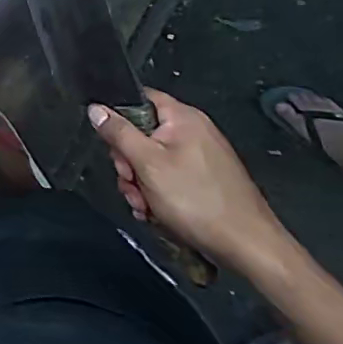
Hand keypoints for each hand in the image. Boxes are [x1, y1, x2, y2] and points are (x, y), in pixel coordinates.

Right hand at [88, 89, 281, 267]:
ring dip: (142, 184)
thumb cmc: (196, 200)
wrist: (246, 244)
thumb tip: (96, 108)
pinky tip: (158, 213)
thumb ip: (119, 134)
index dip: (119, 119)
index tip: (114, 148)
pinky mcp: (206, 177)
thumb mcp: (148, 164)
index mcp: (182, 116)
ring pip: (154, 159)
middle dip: (130, 163)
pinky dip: (160, 193)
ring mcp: (202, 154)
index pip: (140, 99)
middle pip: (143, 133)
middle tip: (133, 186)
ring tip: (146, 207)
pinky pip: (172, 176)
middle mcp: (194, 129)